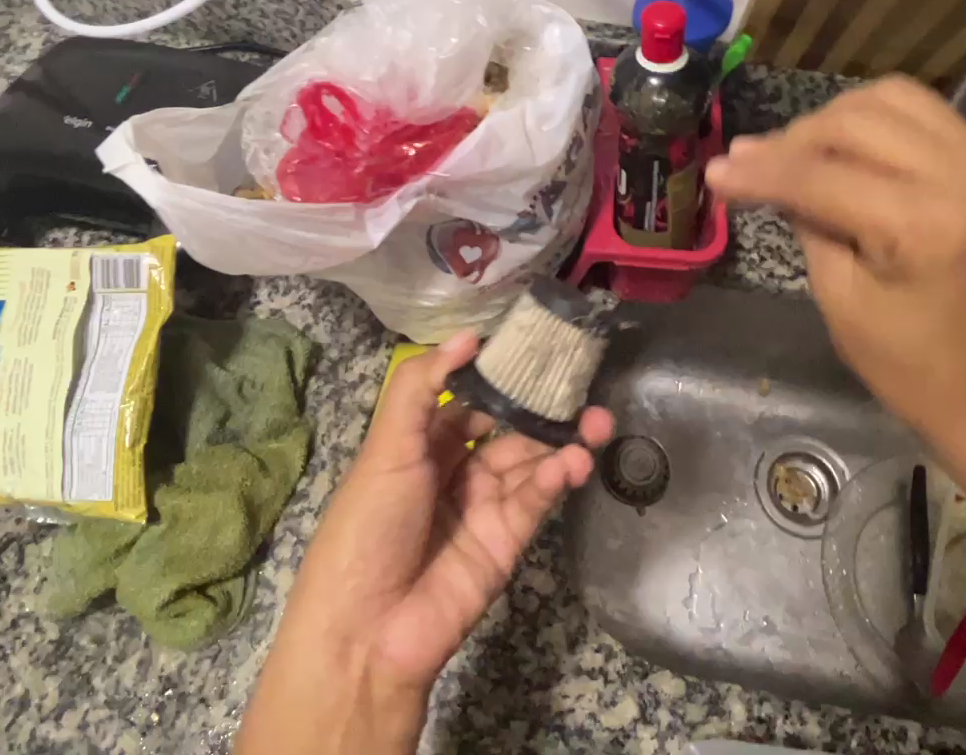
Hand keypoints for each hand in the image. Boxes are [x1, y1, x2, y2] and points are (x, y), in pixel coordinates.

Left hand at [238, 333, 612, 754]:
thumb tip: (468, 334)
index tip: (537, 347)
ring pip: (531, 461)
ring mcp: (485, 505)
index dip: (501, 376)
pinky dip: (557, 477)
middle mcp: (457, 469)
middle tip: (582, 384)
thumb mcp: (387, 447)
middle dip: (543, 408)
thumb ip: (422, 386)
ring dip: (564, 441)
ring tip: (599, 422)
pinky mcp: (508, 539)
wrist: (366, 631)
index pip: (471, 400)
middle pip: (509, 429)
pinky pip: (536, 498)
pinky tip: (576, 461)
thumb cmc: (368, 525)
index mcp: (422, 444)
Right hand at [705, 77, 965, 438]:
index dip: (762, 171)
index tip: (714, 171)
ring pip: (891, 99)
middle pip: (858, 121)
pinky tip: (841, 149)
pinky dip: (872, 122)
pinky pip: (922, 114)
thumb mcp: (837, 293)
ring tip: (796, 153)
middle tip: (749, 163)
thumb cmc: (903, 362)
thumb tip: (755, 167)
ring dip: (833, 119)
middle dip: (794, 138)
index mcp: (927, 226)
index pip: (824, 176)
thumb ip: (804, 219)